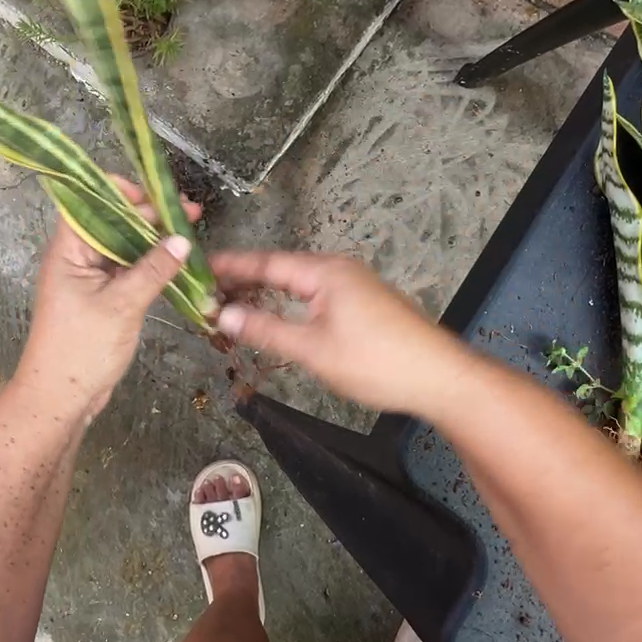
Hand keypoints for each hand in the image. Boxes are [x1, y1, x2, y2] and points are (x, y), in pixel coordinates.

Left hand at [15, 180, 197, 425]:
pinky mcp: (102, 297)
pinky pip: (127, 269)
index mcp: (68, 250)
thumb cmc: (81, 349)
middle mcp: (77, 257)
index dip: (120, 191)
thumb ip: (153, 270)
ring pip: (123, 246)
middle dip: (149, 214)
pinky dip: (150, 263)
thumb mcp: (121, 306)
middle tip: (189, 212)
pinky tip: (177, 261)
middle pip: (112, 222)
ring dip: (153, 239)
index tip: (155, 194)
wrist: (61, 400)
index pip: (90, 203)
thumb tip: (182, 239)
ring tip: (190, 232)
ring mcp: (90, 278)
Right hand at [211, 251, 477, 417]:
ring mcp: (352, 284)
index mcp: (324, 271)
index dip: (231, 266)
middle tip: (208, 290)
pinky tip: (274, 313)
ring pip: (296, 282)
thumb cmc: (377, 362)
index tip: (200, 266)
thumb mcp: (313, 350)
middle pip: (280, 269)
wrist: (442, 379)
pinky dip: (286, 300)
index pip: (265, 262)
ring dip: (265, 291)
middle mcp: (337, 269)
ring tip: (232, 302)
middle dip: (244, 279)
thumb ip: (265, 330)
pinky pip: (312, 292)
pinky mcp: (362, 301)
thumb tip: (222, 315)